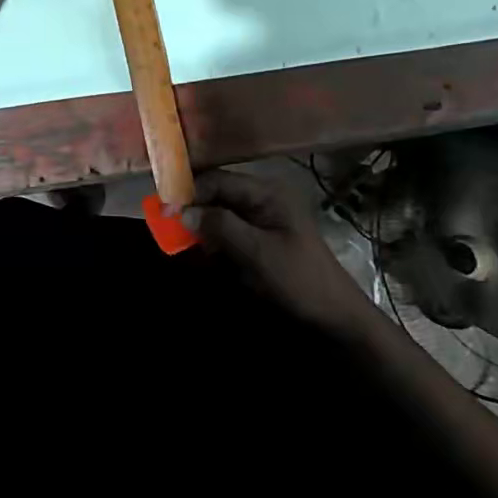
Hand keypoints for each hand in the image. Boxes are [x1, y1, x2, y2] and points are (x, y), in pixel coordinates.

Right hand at [182, 169, 376, 332]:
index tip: (163, 211)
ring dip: (200, 228)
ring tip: (178, 244)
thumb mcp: (258, 252)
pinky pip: (228, 234)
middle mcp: (263, 200)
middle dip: (192, 210)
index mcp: (268, 193)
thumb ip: (220, 226)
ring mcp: (262, 220)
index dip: (189, 193)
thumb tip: (182, 210)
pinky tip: (199, 256)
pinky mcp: (260, 242)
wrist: (335, 317)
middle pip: (217, 195)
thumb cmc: (299, 279)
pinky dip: (212, 243)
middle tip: (166, 228)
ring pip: (219, 215)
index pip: (219, 181)